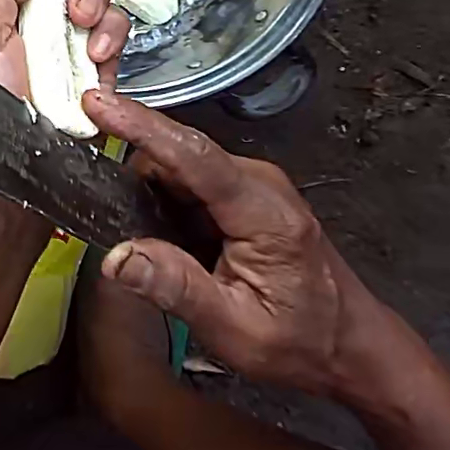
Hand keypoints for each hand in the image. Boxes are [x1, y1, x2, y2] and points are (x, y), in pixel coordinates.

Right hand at [82, 89, 380, 396]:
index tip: (96, 104)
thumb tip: (115, 257)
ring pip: (174, 164)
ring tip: (150, 239)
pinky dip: (162, 197)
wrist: (353, 345)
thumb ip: (175, 289)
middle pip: (175, 154)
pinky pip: (182, 175)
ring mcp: (247, 180)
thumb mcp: (237, 332)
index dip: (141, 126)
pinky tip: (165, 233)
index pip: (194, 155)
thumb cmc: (303, 343)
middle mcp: (257, 181)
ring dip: (148, 192)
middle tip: (105, 209)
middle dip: (133, 173)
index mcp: (265, 213)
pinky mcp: (236, 187)